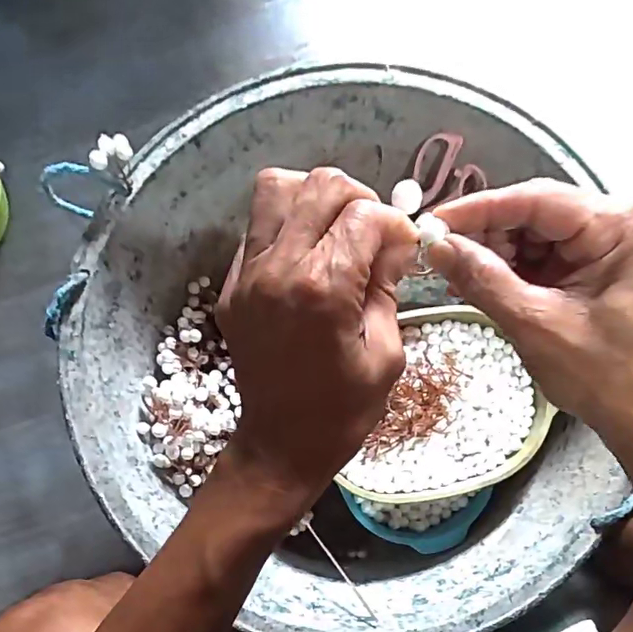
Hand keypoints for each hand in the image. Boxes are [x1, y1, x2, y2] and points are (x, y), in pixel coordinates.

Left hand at [215, 168, 414, 503]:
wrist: (281, 446)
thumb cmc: (342, 412)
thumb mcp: (385, 355)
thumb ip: (387, 287)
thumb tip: (394, 242)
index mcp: (323, 288)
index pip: (364, 214)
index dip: (393, 225)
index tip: (401, 249)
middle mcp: (279, 269)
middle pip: (320, 185)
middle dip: (357, 199)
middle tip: (371, 234)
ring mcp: (247, 276)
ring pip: (276, 189)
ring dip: (313, 200)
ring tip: (333, 232)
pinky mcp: (231, 288)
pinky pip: (256, 228)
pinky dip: (284, 227)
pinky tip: (304, 259)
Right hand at [426, 179, 632, 430]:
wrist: (632, 411)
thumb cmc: (598, 375)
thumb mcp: (534, 324)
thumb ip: (484, 280)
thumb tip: (435, 246)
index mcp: (621, 226)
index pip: (538, 200)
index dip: (479, 209)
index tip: (432, 222)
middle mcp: (619, 220)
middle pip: (534, 212)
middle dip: (483, 234)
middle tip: (436, 253)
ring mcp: (605, 241)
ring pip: (531, 232)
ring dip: (490, 252)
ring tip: (452, 272)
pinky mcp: (591, 263)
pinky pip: (539, 254)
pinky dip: (505, 268)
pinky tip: (474, 280)